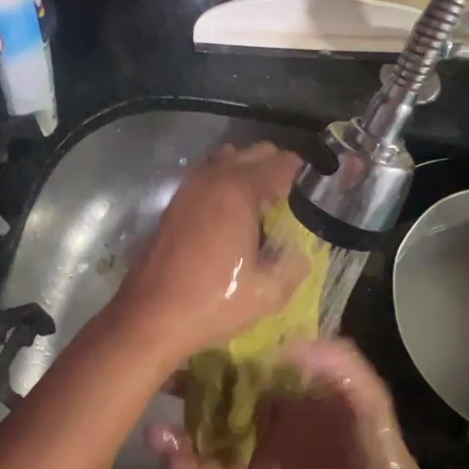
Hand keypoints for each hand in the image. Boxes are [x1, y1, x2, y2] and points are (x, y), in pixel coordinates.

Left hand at [105, 143, 308, 361]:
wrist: (151, 316)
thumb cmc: (213, 302)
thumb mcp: (268, 293)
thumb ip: (294, 266)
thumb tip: (300, 252)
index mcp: (240, 191)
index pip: (282, 163)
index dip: (304, 174)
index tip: (317, 192)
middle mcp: (213, 178)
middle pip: (255, 152)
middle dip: (277, 168)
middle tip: (293, 200)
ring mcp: (189, 187)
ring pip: (228, 158)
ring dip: (248, 171)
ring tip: (263, 204)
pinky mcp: (174, 202)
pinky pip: (208, 175)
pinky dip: (225, 182)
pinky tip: (233, 216)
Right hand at [148, 339, 418, 468]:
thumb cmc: (377, 445)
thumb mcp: (366, 397)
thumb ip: (335, 363)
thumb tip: (283, 344)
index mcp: (294, 376)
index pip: (251, 353)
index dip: (221, 343)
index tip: (187, 333)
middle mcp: (271, 402)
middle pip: (222, 388)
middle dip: (189, 382)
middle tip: (152, 375)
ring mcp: (260, 441)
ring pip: (212, 430)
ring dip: (181, 430)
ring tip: (152, 431)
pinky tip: (170, 464)